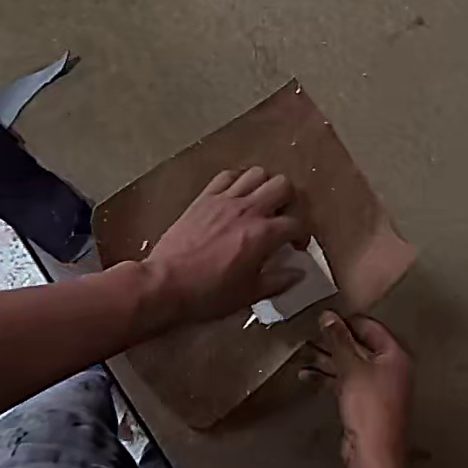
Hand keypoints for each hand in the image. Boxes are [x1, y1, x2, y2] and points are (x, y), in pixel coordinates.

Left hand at [143, 167, 306, 325]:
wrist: (165, 285)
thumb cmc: (208, 293)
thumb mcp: (249, 294)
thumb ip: (278, 281)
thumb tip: (298, 273)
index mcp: (264, 234)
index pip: (297, 224)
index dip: (302, 235)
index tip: (296, 246)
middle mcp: (248, 210)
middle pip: (283, 185)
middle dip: (289, 201)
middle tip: (282, 218)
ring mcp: (225, 200)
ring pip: (257, 174)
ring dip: (264, 186)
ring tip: (260, 204)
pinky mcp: (204, 199)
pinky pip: (226, 177)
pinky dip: (236, 182)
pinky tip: (235, 197)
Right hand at [303, 312, 411, 462]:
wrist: (372, 453)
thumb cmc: (370, 410)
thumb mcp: (351, 368)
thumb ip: (338, 341)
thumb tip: (328, 317)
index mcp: (394, 354)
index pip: (370, 326)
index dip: (347, 320)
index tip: (325, 317)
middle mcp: (389, 368)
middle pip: (359, 345)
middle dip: (333, 341)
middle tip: (310, 333)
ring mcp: (377, 386)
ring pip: (350, 365)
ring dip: (327, 359)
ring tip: (303, 352)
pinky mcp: (364, 402)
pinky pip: (345, 382)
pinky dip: (328, 377)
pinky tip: (307, 375)